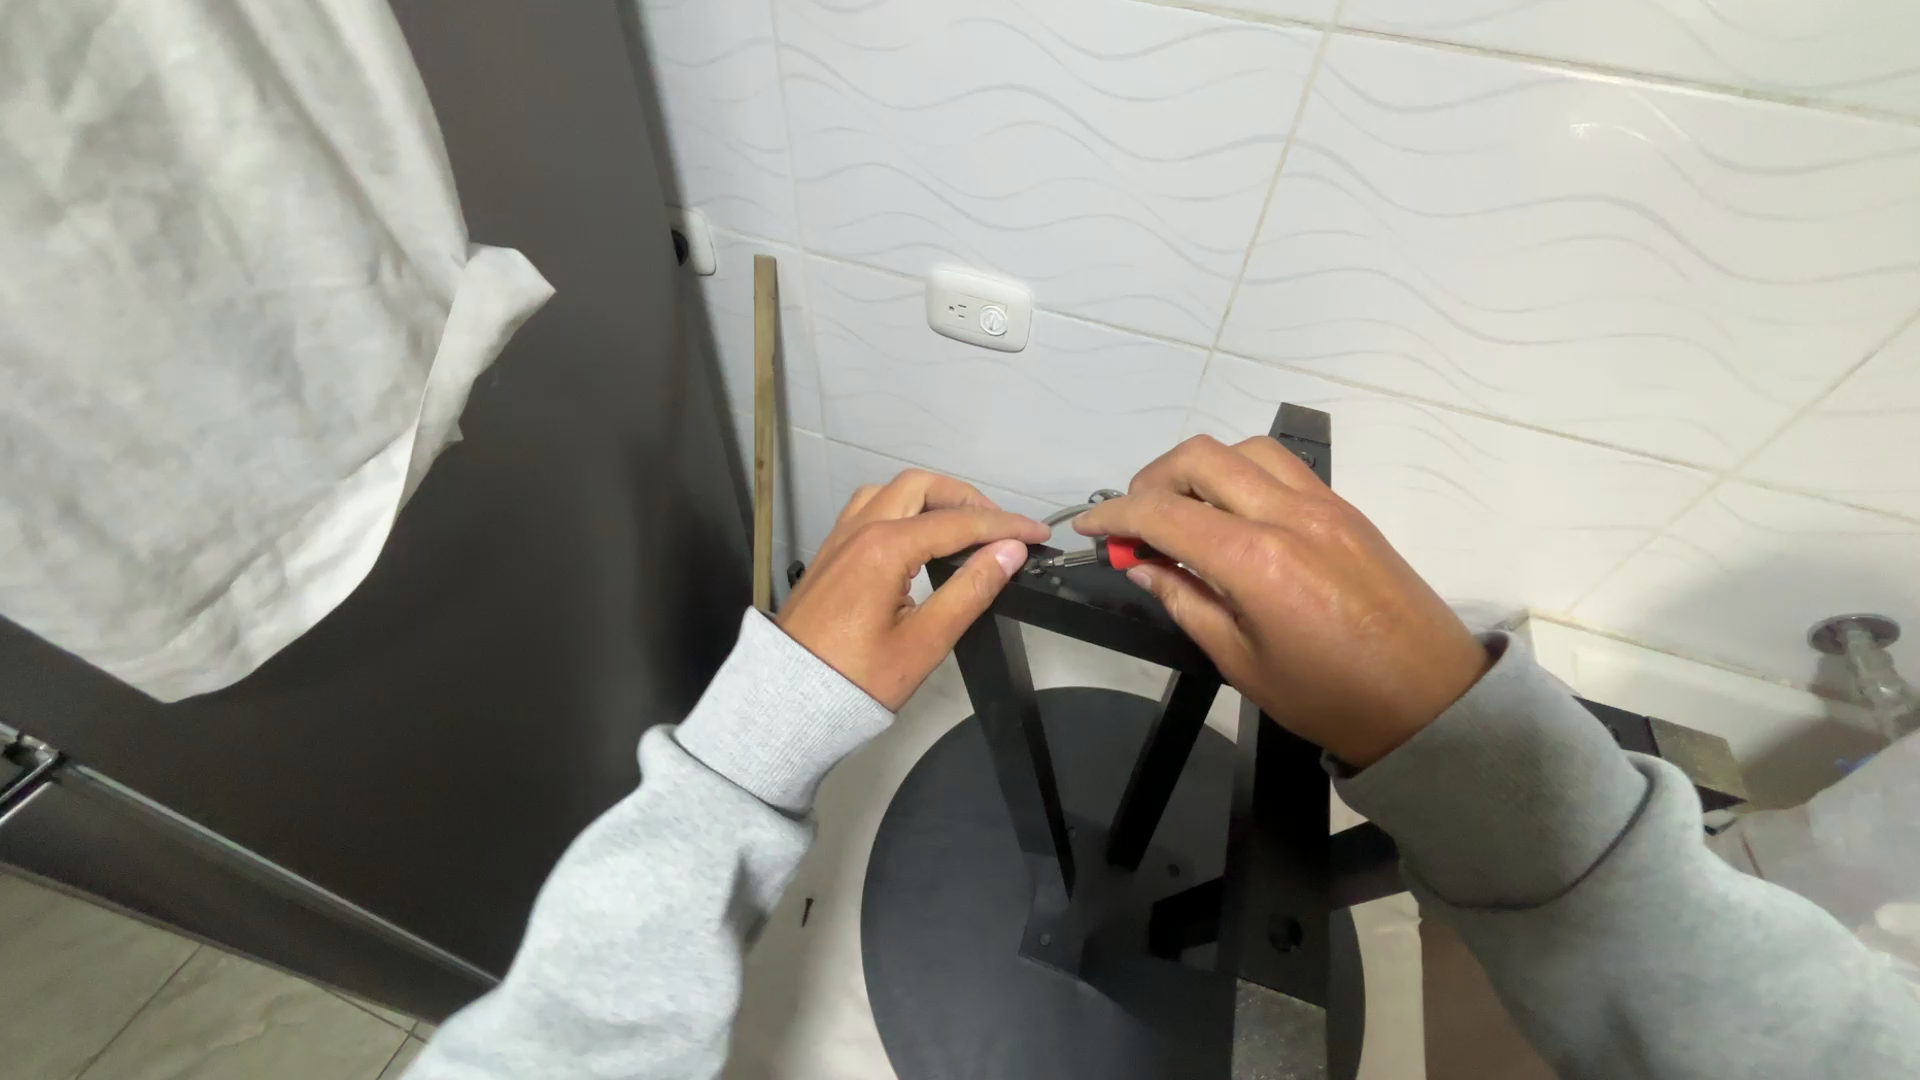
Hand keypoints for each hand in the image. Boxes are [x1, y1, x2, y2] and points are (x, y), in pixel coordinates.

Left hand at [778, 469, 1049, 709]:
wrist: (789, 700)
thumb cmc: (857, 679)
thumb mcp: (924, 642)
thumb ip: (970, 590)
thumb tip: (1009, 551)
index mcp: (883, 549)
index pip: (957, 522)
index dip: (1004, 525)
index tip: (1037, 533)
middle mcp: (859, 531)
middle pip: (921, 486)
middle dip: (967, 498)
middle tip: (999, 527)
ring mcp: (840, 538)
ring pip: (891, 491)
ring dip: (932, 498)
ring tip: (963, 526)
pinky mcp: (832, 552)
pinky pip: (870, 508)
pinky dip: (904, 508)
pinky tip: (919, 536)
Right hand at [1075, 436, 1489, 766]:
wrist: (1430, 701)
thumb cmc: (1327, 696)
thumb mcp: (1239, 660)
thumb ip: (1184, 600)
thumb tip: (1143, 565)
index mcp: (1257, 560)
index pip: (1163, 514)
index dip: (1115, 516)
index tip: (1089, 529)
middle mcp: (1288, 515)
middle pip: (1200, 457)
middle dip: (1151, 480)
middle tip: (1135, 522)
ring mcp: (1322, 504)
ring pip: (1243, 449)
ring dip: (1198, 469)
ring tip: (1182, 512)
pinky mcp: (1344, 507)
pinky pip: (1279, 466)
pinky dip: (1239, 474)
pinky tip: (1230, 514)